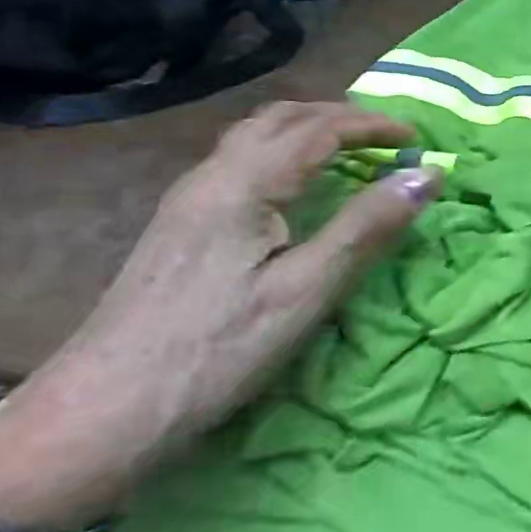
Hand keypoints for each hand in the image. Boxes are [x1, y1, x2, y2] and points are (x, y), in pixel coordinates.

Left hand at [0, 101, 443, 530]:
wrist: (100, 414)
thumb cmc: (218, 348)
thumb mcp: (309, 288)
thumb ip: (369, 224)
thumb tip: (430, 173)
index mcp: (242, 185)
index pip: (319, 128)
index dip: (374, 126)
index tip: (420, 140)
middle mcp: (211, 178)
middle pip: (280, 118)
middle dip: (343, 117)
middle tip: (390, 138)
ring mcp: (189, 201)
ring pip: (256, 136)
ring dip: (313, 131)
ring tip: (357, 152)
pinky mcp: (183, 226)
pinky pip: (244, 161)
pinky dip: (289, 152)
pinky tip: (305, 185)